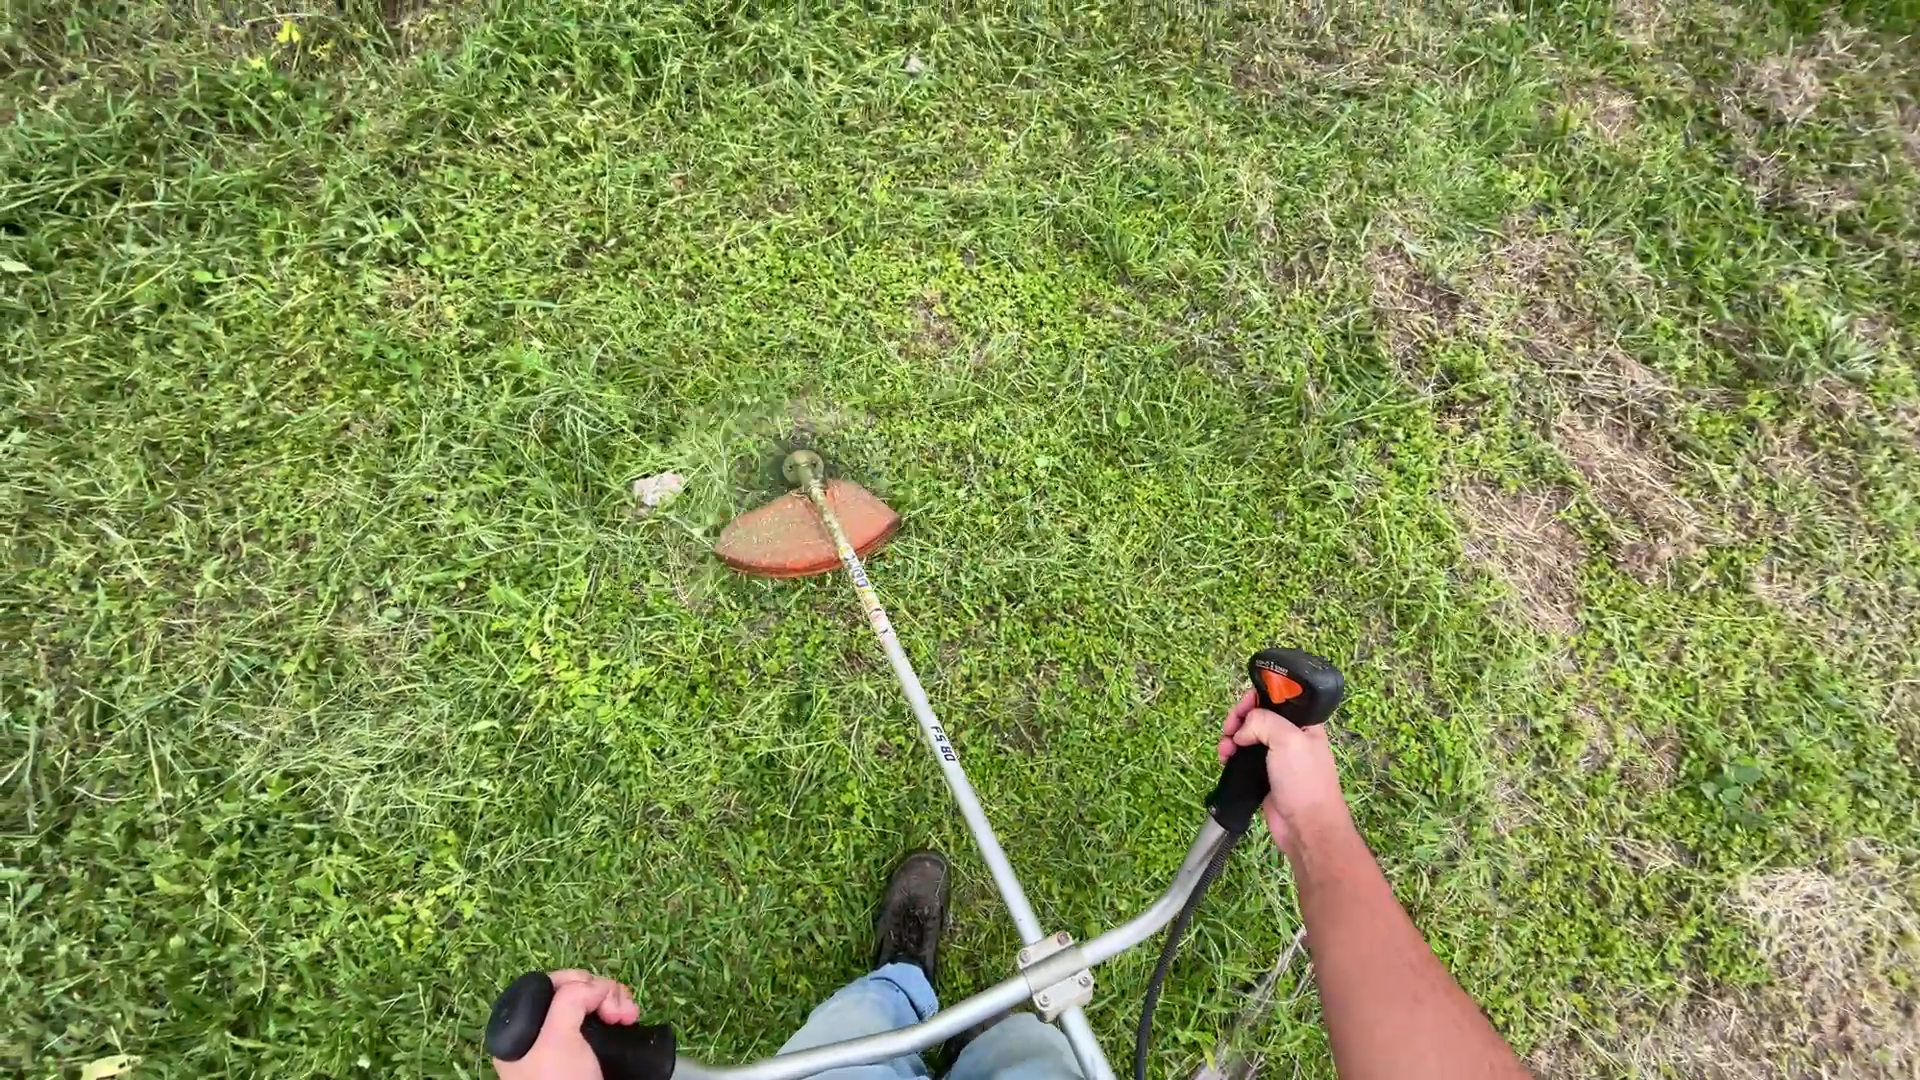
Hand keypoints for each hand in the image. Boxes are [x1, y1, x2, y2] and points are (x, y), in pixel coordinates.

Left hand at [492, 970, 640, 1079]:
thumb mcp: (556, 1039)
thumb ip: (570, 1000)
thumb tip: (597, 988)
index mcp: (522, 1029)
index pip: (550, 984)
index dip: (579, 980)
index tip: (598, 995)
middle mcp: (543, 1031)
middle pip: (577, 989)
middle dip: (604, 991)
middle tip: (619, 1011)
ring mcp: (567, 1041)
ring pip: (595, 1000)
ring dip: (617, 1000)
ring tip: (629, 1016)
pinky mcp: (588, 1050)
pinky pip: (605, 1016)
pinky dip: (620, 1011)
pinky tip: (630, 1019)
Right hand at [1218, 689, 1350, 857]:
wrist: (1307, 828)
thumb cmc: (1303, 781)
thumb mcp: (1288, 739)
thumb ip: (1262, 721)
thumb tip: (1240, 732)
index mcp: (1303, 723)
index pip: (1275, 699)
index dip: (1255, 699)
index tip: (1241, 709)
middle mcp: (1290, 736)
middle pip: (1256, 716)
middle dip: (1238, 720)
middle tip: (1228, 731)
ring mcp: (1276, 756)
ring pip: (1246, 736)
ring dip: (1231, 738)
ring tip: (1224, 751)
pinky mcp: (1263, 774)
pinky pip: (1242, 756)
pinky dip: (1231, 754)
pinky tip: (1225, 760)